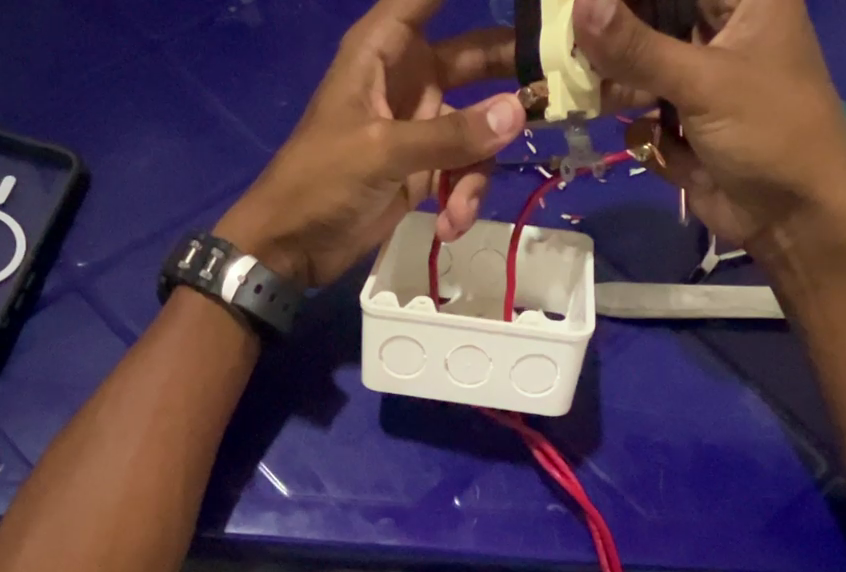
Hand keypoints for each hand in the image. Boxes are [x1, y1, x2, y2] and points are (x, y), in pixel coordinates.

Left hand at [216, 0, 525, 288]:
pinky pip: (462, 173)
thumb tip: (518, 115)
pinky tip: (449, 226)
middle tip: (554, 84)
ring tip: (459, 211)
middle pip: (473, 58)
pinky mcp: (422, 172)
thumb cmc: (321, 181)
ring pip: (475, 130)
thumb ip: (449, 136)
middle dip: (509, 73)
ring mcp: (418, 127)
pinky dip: (461, 200)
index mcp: (382, 52)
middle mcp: (406, 80)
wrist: (292, 246)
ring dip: (475, 173)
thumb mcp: (383, 152)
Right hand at [574, 0, 845, 251]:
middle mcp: (722, 35)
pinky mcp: (687, 131)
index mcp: (745, 0)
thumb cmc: (769, 131)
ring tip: (576, 91)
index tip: (583, 6)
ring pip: (644, 70)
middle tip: (565, 45)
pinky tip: (632, 136)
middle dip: (613, 35)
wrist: (794, 218)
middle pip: (654, 19)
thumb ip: (637, 48)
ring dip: (613, 83)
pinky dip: (636, 128)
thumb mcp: (703, 82)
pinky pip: (648, 118)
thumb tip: (580, 6)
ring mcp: (703, 86)